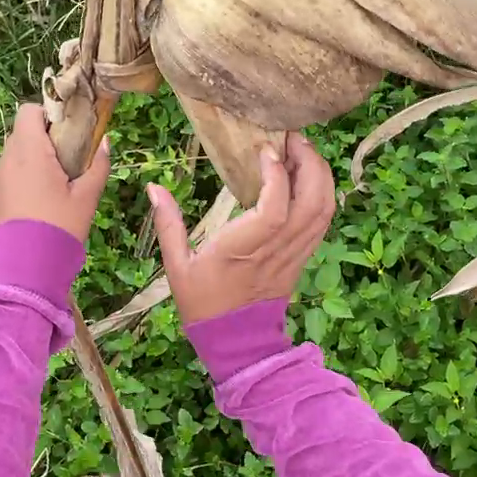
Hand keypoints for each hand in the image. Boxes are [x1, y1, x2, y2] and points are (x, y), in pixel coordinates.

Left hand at [0, 104, 110, 239]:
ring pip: (15, 158)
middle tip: (68, 164)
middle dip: (45, 141)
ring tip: (55, 191)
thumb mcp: (86, 199)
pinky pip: (7, 180)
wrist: (23, 272)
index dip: (49, 114)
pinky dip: (22, 184)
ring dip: (33, 163)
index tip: (69, 133)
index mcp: (29, 151)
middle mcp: (5, 160)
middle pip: (23, 134)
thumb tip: (105, 142)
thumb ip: (97, 166)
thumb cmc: (59, 230)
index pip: (30, 110)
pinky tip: (38, 209)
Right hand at [147, 135, 335, 325]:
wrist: (235, 338)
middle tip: (292, 138)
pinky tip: (307, 176)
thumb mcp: (176, 265)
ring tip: (301, 151)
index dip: (277, 177)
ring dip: (320, 174)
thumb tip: (154, 187)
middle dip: (309, 163)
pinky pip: (322, 221)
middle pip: (311, 203)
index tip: (266, 150)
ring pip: (323, 209)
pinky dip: (322, 193)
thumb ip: (168, 224)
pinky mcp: (302, 257)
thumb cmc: (202, 301)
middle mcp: (274, 251)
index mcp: (241, 251)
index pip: (274, 211)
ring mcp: (293, 255)